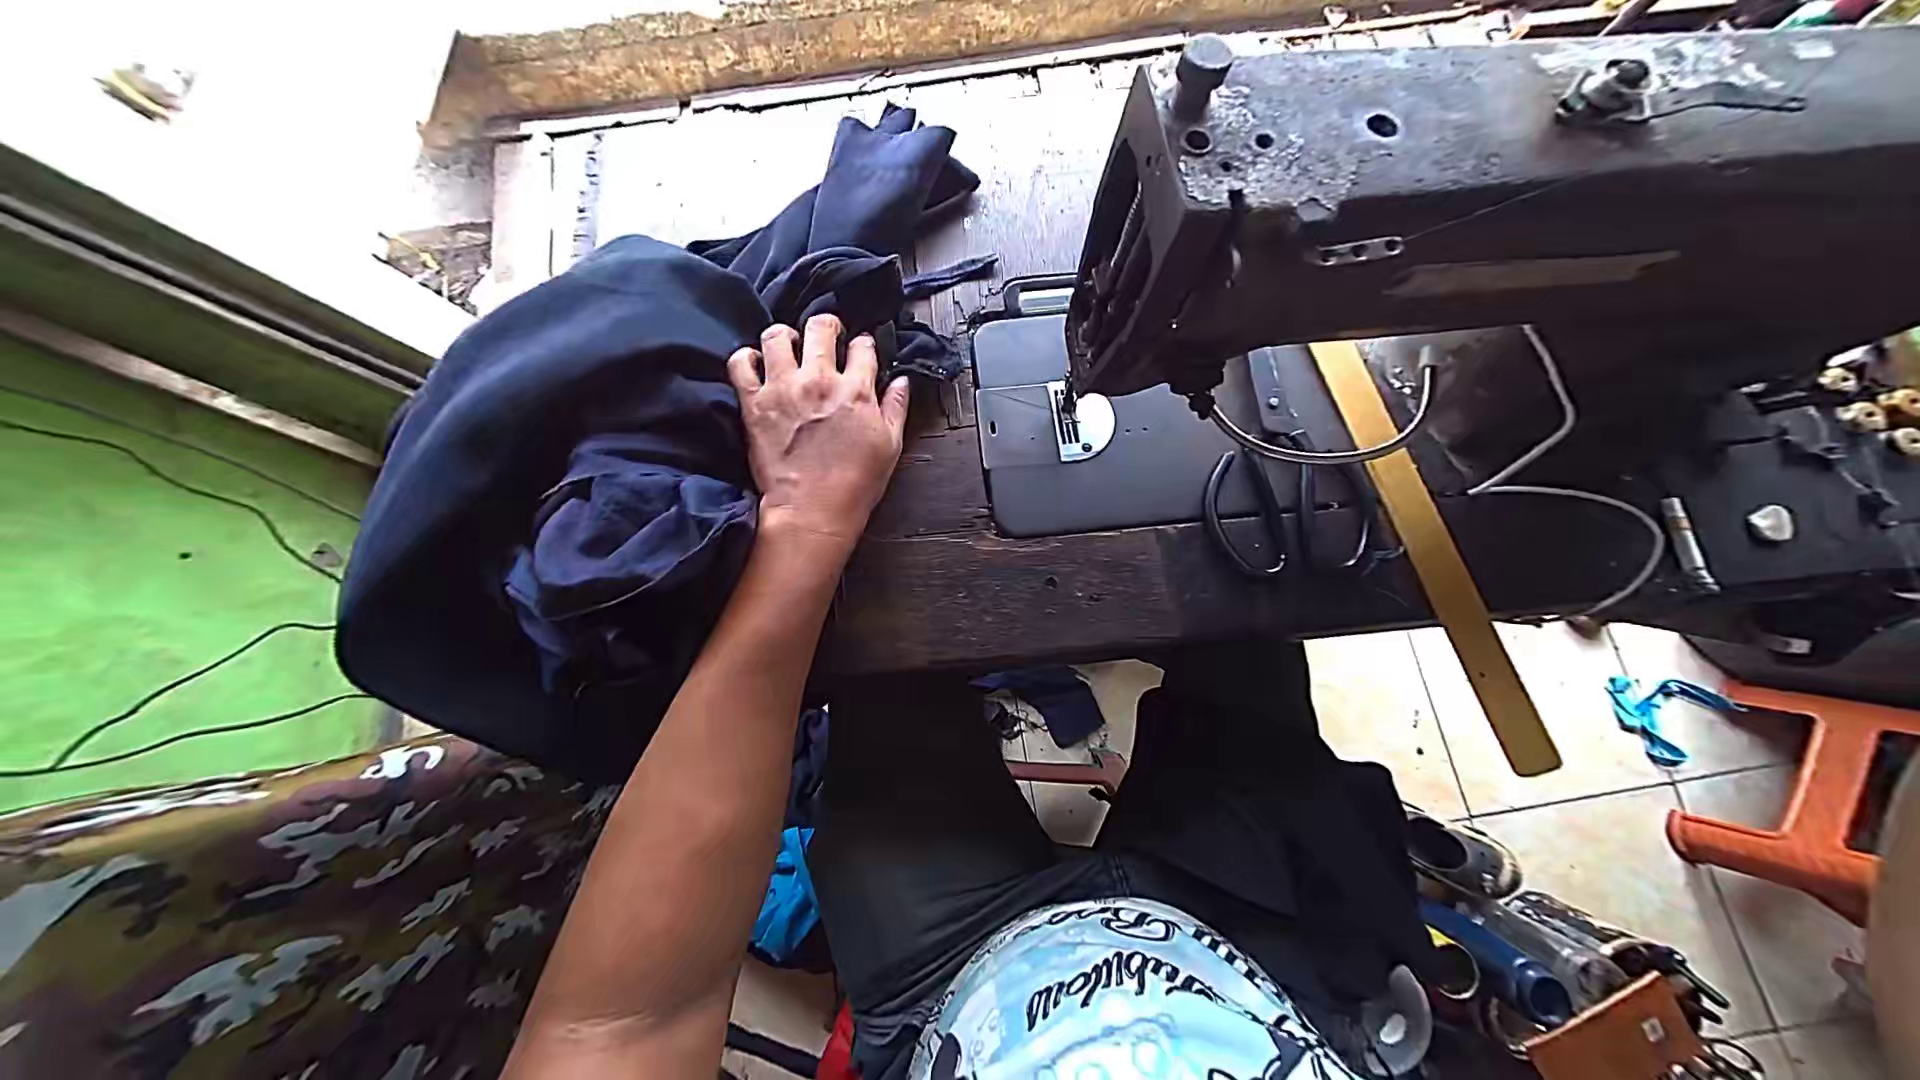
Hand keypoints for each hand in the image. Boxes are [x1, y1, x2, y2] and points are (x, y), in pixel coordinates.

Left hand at [728, 314, 910, 546]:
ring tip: (789, 345)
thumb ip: (895, 407)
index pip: (862, 347)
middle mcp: (819, 381)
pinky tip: (756, 364)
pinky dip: (746, 358)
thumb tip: (900, 382)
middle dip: (826, 326)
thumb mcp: (890, 446)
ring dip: (785, 336)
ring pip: (777, 335)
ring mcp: (783, 389)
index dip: (863, 344)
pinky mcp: (755, 404)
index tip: (860, 349)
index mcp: (856, 390)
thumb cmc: (853, 484)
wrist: (813, 510)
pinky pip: (741, 363)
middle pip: (820, 328)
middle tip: (826, 335)